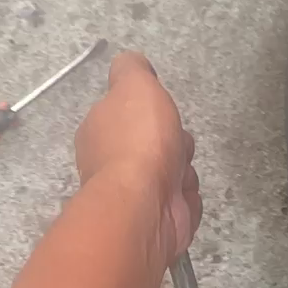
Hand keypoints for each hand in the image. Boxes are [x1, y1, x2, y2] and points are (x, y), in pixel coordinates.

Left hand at [75, 51, 201, 259]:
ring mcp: (135, 198)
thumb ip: (132, 69)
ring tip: (177, 177)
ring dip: (185, 174)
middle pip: (159, 146)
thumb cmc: (139, 141)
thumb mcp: (134, 85)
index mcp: (100, 133)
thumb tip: (131, 65)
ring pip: (176, 176)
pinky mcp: (156, 222)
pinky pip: (182, 204)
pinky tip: (180, 199)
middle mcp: (112, 167)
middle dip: (176, 145)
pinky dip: (187, 201)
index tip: (160, 116)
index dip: (154, 114)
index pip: (133, 116)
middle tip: (175, 147)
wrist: (144, 205)